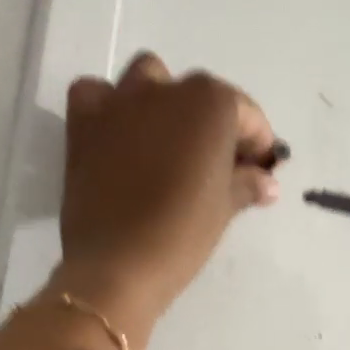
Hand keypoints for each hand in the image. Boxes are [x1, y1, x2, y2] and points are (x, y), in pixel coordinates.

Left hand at [52, 52, 279, 349]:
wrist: (115, 269)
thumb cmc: (178, 239)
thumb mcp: (222, 211)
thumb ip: (246, 184)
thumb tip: (266, 181)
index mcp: (211, 104)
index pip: (244, 116)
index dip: (254, 144)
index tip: (258, 170)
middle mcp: (167, 89)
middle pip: (196, 96)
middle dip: (208, 125)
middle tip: (213, 167)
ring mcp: (121, 103)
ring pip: (145, 79)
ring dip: (159, 101)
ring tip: (163, 144)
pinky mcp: (83, 125)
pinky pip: (93, 94)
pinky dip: (105, 108)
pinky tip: (114, 136)